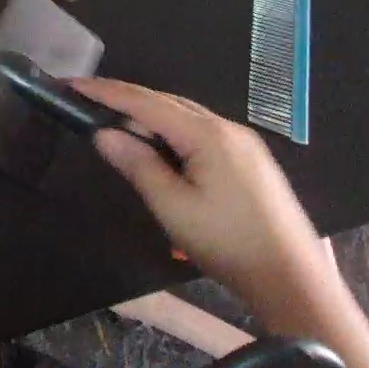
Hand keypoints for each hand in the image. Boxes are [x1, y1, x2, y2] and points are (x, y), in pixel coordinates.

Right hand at [72, 79, 330, 303]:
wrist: (295, 283)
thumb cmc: (228, 243)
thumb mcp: (173, 207)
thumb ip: (137, 164)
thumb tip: (104, 133)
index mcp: (207, 134)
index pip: (145, 101)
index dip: (105, 92)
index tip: (72, 84)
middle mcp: (227, 128)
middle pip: (166, 102)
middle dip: (125, 99)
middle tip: (88, 103)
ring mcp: (243, 144)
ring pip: (185, 116)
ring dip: (148, 115)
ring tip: (117, 125)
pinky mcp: (251, 161)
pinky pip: (201, 131)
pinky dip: (171, 131)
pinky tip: (159, 147)